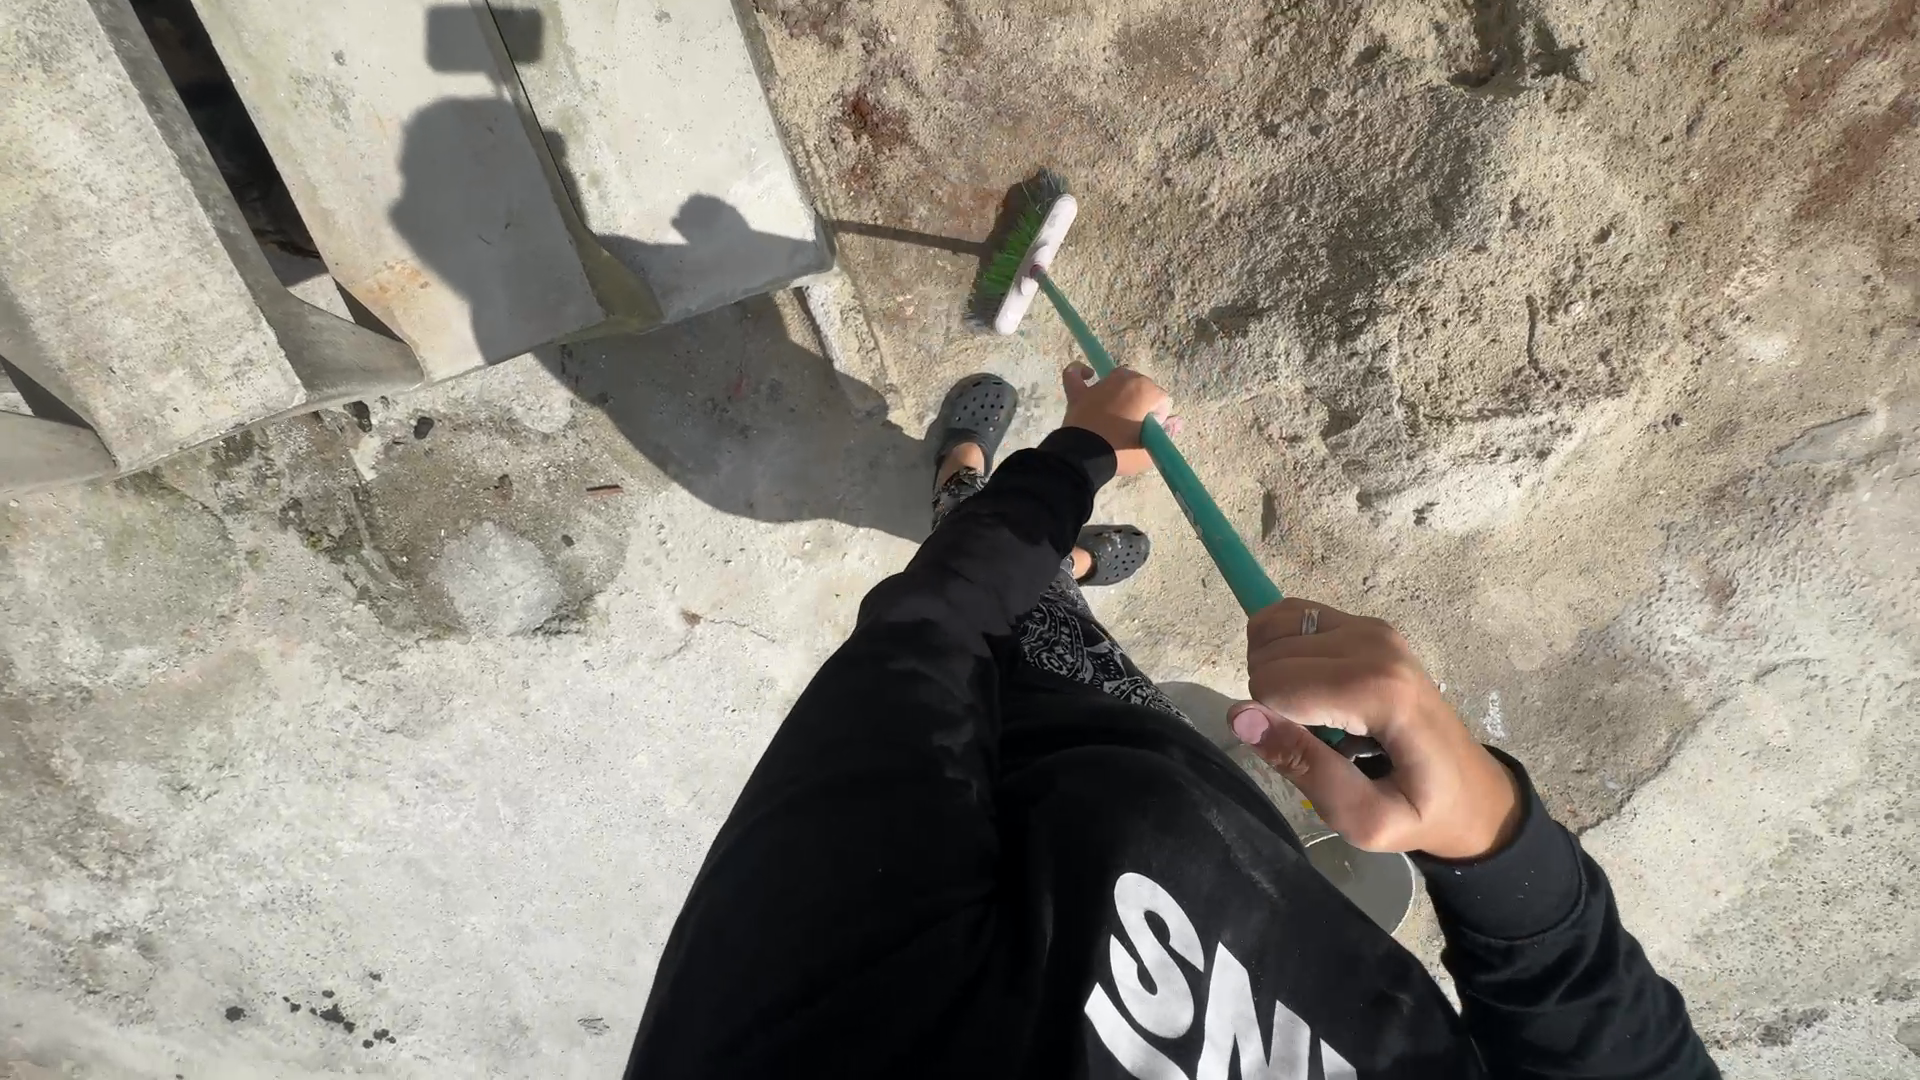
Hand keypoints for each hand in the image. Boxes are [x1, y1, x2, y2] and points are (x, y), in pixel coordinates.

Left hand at [1060, 363, 1173, 477]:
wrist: (1084, 458)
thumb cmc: (1122, 453)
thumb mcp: (1150, 449)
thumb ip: (1166, 432)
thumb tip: (1177, 421)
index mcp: (1146, 390)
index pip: (1162, 400)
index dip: (1157, 418)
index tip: (1148, 433)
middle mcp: (1124, 380)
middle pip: (1141, 386)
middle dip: (1140, 403)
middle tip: (1132, 427)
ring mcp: (1100, 385)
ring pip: (1116, 379)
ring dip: (1120, 391)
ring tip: (1117, 412)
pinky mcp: (1078, 394)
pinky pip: (1075, 375)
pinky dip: (1079, 372)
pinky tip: (1086, 375)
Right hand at [1231, 597, 1522, 859]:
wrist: (1473, 794)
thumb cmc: (1421, 812)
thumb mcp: (1365, 819)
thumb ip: (1303, 768)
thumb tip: (1239, 716)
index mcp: (1380, 691)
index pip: (1274, 685)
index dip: (1273, 726)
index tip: (1313, 753)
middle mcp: (1373, 643)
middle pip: (1268, 656)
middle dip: (1271, 699)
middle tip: (1313, 736)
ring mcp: (1368, 627)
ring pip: (1269, 629)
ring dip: (1270, 671)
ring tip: (1308, 708)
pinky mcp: (1361, 622)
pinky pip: (1285, 615)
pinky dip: (1277, 647)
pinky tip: (1304, 680)